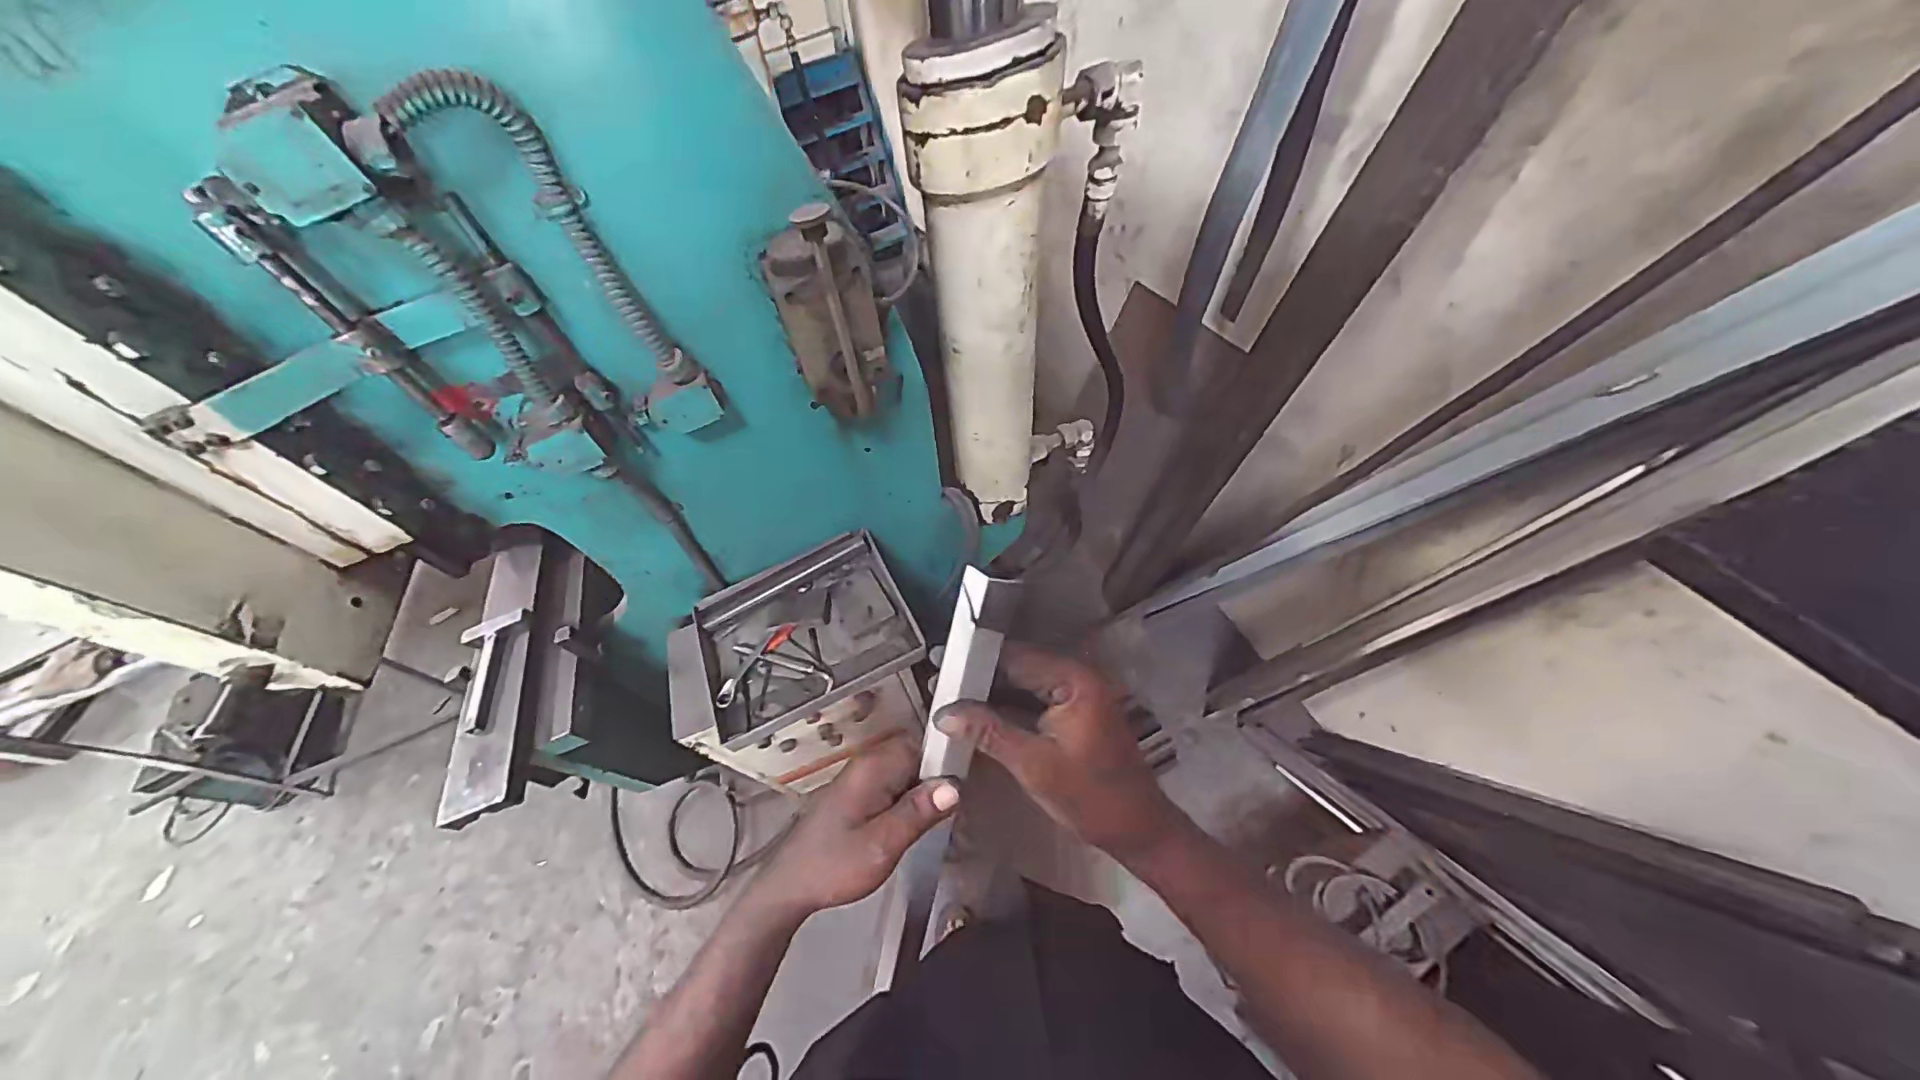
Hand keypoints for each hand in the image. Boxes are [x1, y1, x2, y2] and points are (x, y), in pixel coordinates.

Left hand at [747, 733, 959, 921]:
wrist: (787, 887)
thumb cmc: (830, 867)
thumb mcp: (882, 845)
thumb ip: (918, 812)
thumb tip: (954, 786)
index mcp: (873, 767)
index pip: (924, 743)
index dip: (947, 761)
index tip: (962, 787)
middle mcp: (867, 764)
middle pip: (918, 755)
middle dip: (936, 779)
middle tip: (947, 813)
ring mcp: (861, 777)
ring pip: (907, 771)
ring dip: (922, 793)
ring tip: (930, 823)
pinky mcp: (858, 793)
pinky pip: (894, 785)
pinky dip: (906, 802)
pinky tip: (908, 827)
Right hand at [936, 643, 1189, 862]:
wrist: (1138, 830)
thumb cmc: (1093, 798)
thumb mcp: (1034, 765)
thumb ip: (988, 732)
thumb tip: (945, 713)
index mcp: (1074, 680)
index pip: (1016, 656)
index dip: (975, 659)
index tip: (941, 662)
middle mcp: (1076, 678)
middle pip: (1018, 667)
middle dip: (979, 676)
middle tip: (938, 682)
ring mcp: (1075, 696)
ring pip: (1022, 684)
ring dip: (990, 693)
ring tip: (949, 698)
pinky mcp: (1072, 714)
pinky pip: (1032, 701)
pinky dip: (1006, 708)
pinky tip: (977, 717)